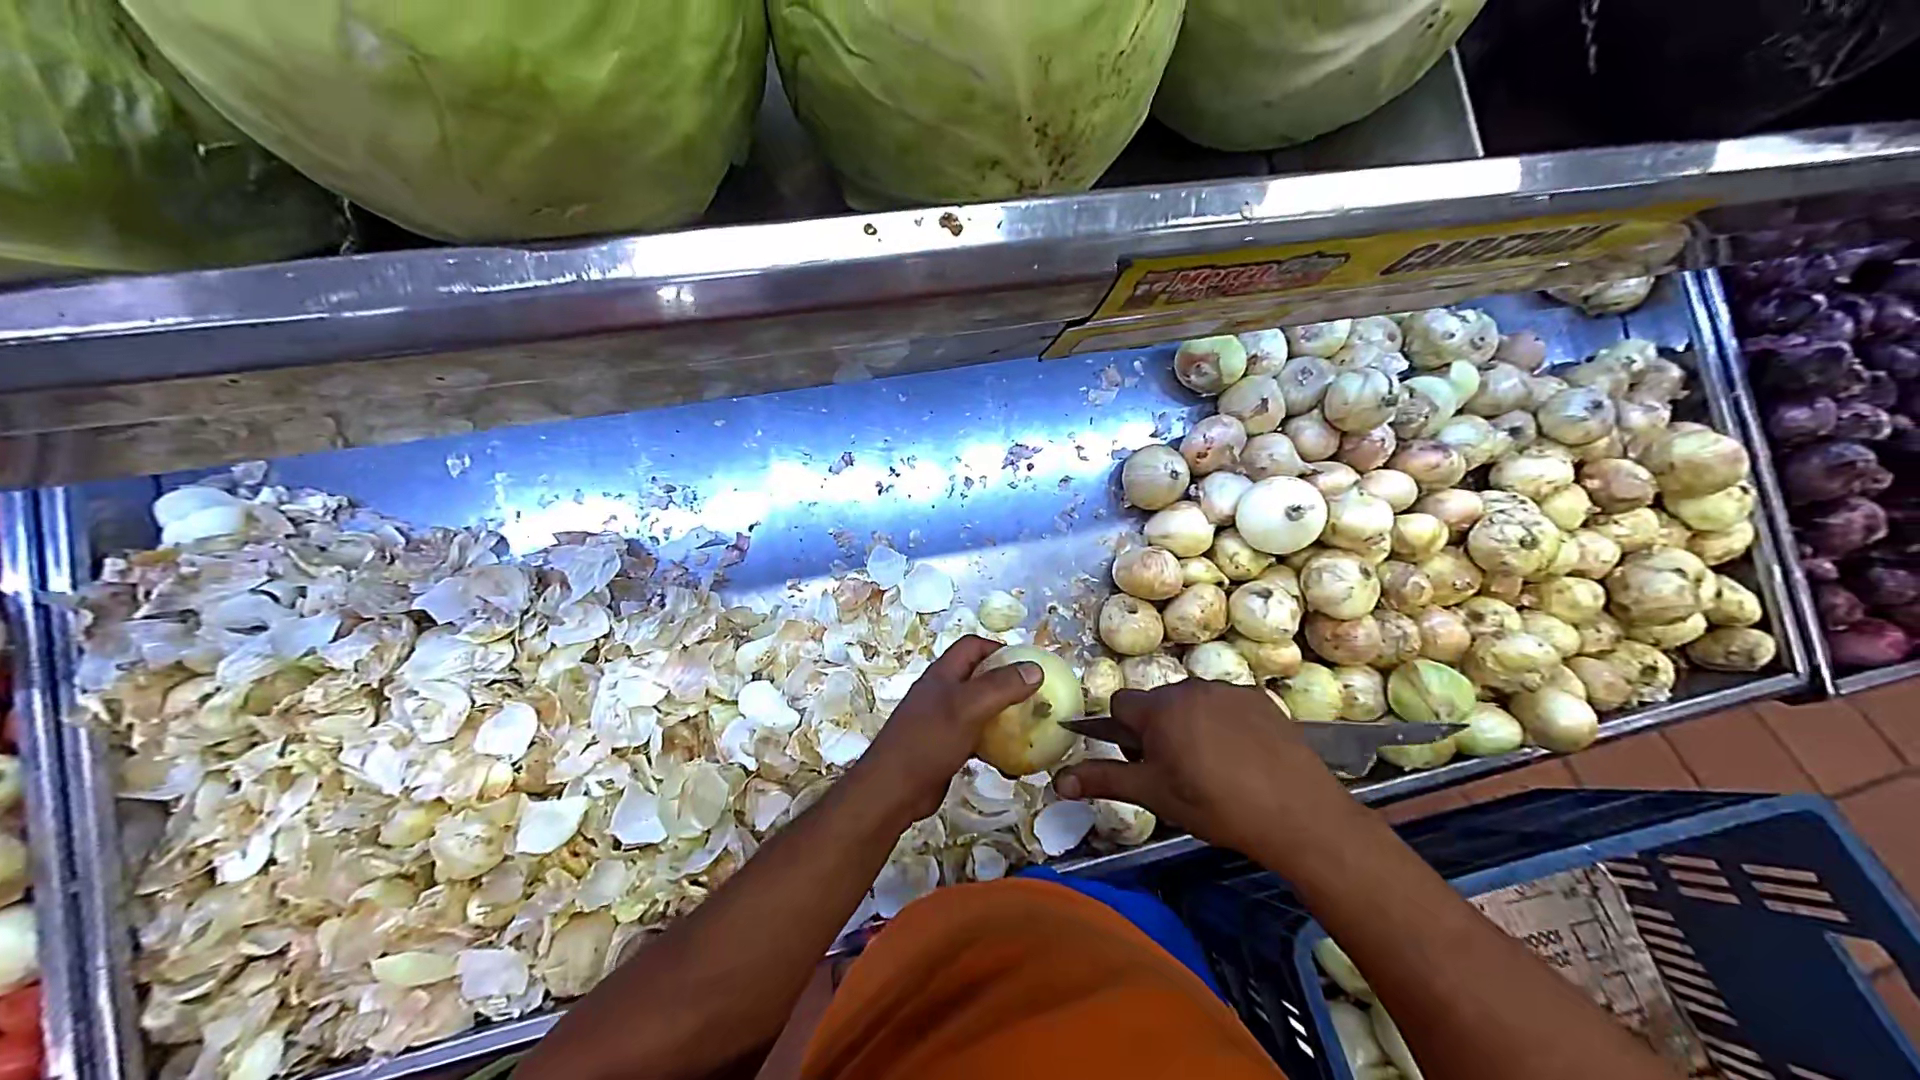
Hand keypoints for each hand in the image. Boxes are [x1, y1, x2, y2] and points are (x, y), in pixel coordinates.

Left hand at [849, 636, 1041, 826]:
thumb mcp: (968, 707)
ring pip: (979, 709)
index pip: (973, 646)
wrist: (893, 790)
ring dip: (1002, 716)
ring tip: (1029, 728)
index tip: (1027, 665)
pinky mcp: (945, 747)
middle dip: (1006, 684)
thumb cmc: (928, 741)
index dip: (999, 649)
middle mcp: (941, 692)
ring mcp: (941, 721)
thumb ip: (1001, 686)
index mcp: (943, 674)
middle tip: (1034, 698)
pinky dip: (993, 745)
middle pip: (978, 677)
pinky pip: (975, 738)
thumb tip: (1035, 669)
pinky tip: (1010, 761)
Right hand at [1055, 681, 1355, 859]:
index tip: (1142, 762)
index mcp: (1158, 709)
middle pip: (1156, 702)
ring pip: (1190, 701)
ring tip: (1212, 766)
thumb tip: (1058, 781)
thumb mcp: (1154, 795)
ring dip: (1189, 723)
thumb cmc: (1216, 806)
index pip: (1120, 705)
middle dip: (1156, 729)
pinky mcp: (1258, 697)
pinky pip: (1224, 702)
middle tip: (1176, 770)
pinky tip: (1242, 756)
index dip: (1124, 734)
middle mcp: (1189, 687)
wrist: (1298, 814)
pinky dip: (1223, 721)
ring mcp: (1227, 689)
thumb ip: (1103, 780)